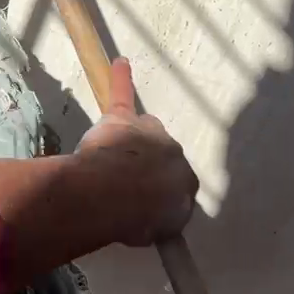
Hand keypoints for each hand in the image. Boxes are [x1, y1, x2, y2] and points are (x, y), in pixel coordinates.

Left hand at [74, 57, 198, 244]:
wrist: (114, 195)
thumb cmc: (134, 217)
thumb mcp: (153, 231)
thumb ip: (154, 221)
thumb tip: (145, 221)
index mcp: (185, 185)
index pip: (171, 184)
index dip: (152, 190)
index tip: (140, 197)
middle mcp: (174, 154)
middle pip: (156, 155)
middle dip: (140, 165)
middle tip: (119, 181)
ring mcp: (149, 134)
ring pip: (141, 131)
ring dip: (128, 140)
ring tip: (108, 153)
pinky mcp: (122, 119)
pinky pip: (122, 96)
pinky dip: (120, 79)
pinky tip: (120, 63)